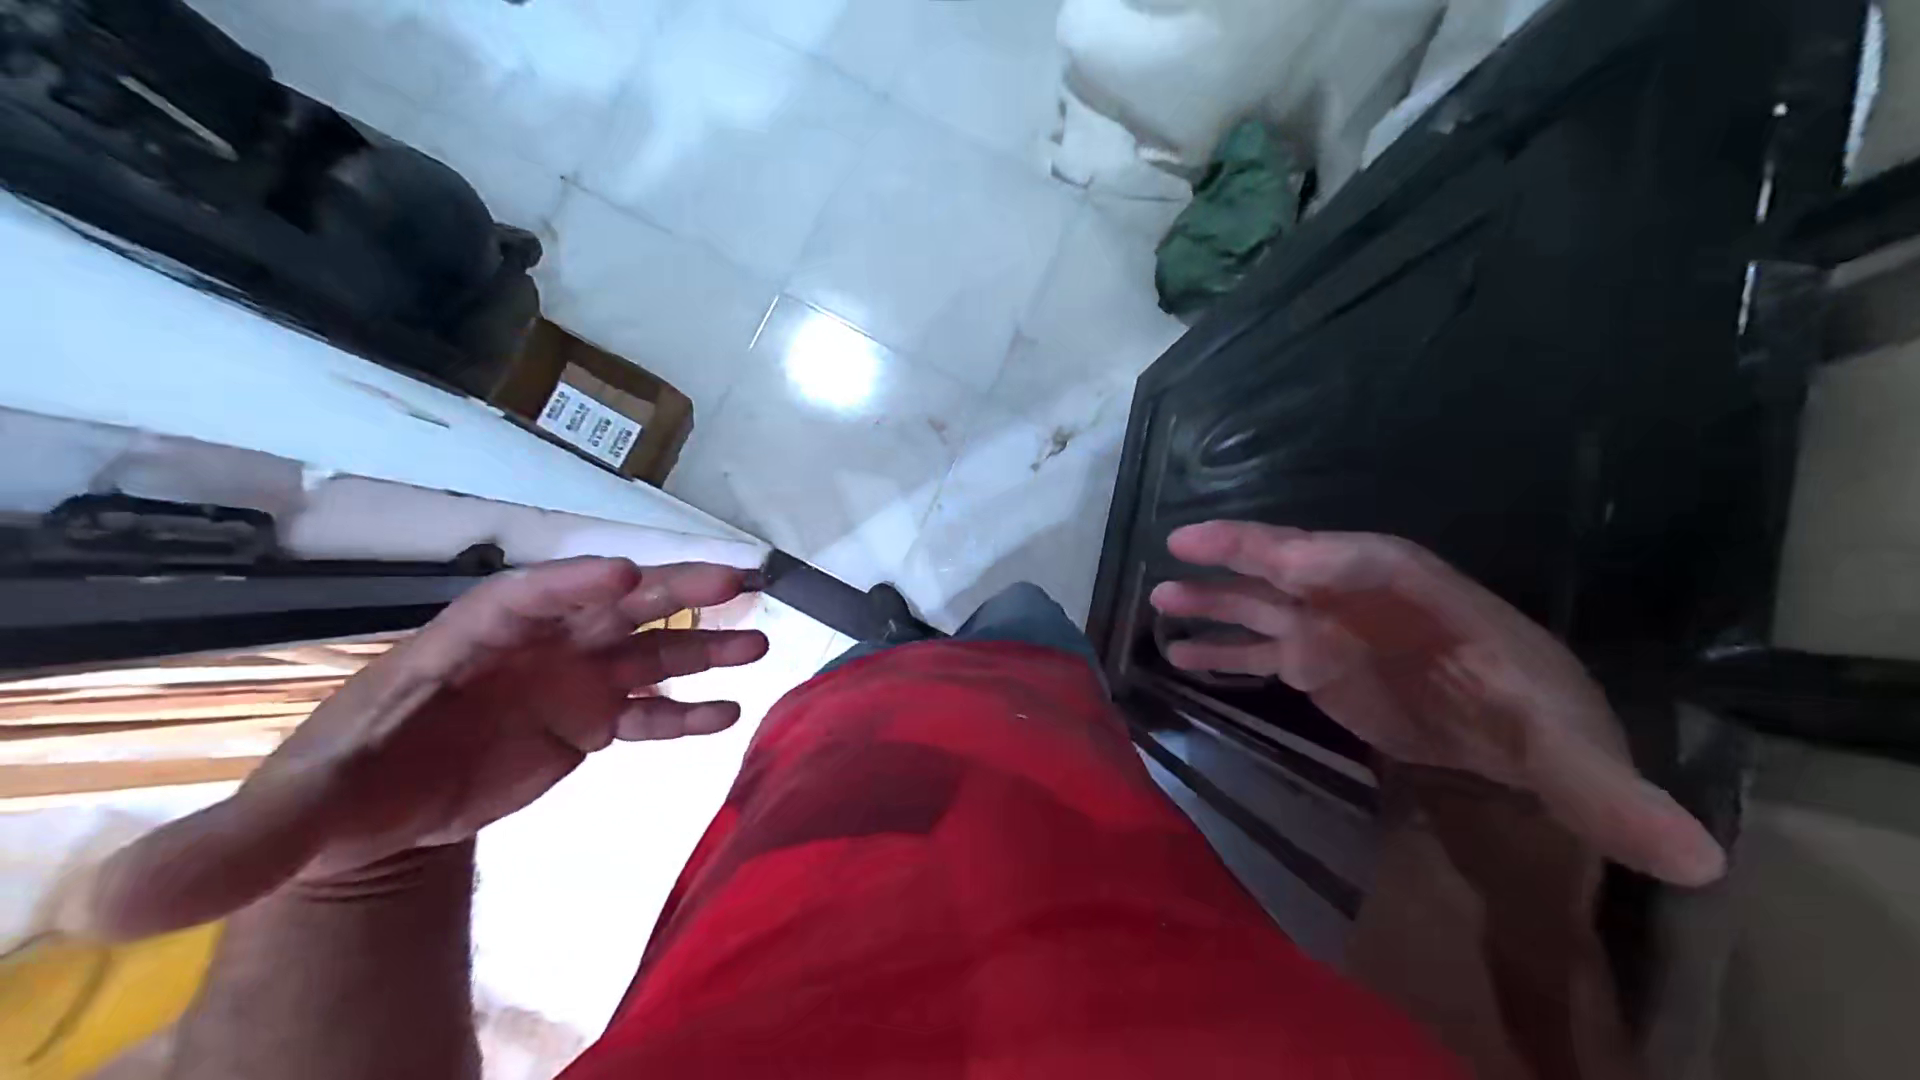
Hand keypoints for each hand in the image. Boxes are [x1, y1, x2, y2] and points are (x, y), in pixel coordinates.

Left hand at [76, 558, 769, 939]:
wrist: (390, 813)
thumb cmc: (345, 794)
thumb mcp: (287, 823)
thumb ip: (230, 850)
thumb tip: (104, 908)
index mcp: (467, 647)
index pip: (523, 600)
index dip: (572, 584)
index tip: (624, 575)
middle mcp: (535, 650)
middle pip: (613, 607)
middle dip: (673, 590)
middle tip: (735, 578)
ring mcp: (573, 683)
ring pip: (650, 651)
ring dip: (703, 644)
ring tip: (757, 641)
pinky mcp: (594, 721)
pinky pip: (652, 712)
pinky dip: (688, 711)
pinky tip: (727, 713)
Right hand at [1149, 521, 1725, 886]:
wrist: (1507, 731)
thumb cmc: (1534, 719)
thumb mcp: (1569, 749)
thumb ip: (1610, 791)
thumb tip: (1693, 857)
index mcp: (1418, 593)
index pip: (1364, 560)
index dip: (1316, 556)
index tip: (1269, 561)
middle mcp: (1357, 597)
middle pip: (1291, 563)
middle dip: (1238, 551)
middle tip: (1180, 542)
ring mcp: (1325, 628)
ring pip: (1258, 602)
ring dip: (1210, 599)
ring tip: (1159, 599)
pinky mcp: (1308, 661)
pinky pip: (1253, 648)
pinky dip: (1217, 650)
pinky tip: (1180, 657)